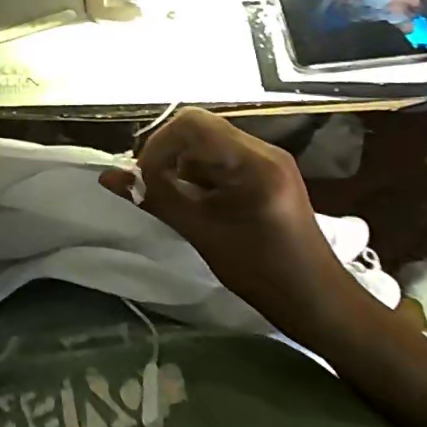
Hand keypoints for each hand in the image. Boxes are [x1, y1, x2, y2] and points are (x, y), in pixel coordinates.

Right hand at [100, 109, 357, 328]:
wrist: (317, 301)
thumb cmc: (260, 270)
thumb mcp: (200, 233)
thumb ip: (154, 198)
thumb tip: (109, 177)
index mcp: (253, 162)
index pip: (192, 125)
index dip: (158, 145)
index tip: (145, 179)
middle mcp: (263, 150)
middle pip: (198, 129)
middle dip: (167, 154)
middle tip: (152, 186)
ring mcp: (267, 159)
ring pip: (206, 142)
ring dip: (181, 165)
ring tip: (176, 200)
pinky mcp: (267, 171)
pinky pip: (221, 157)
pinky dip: (199, 173)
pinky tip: (198, 203)